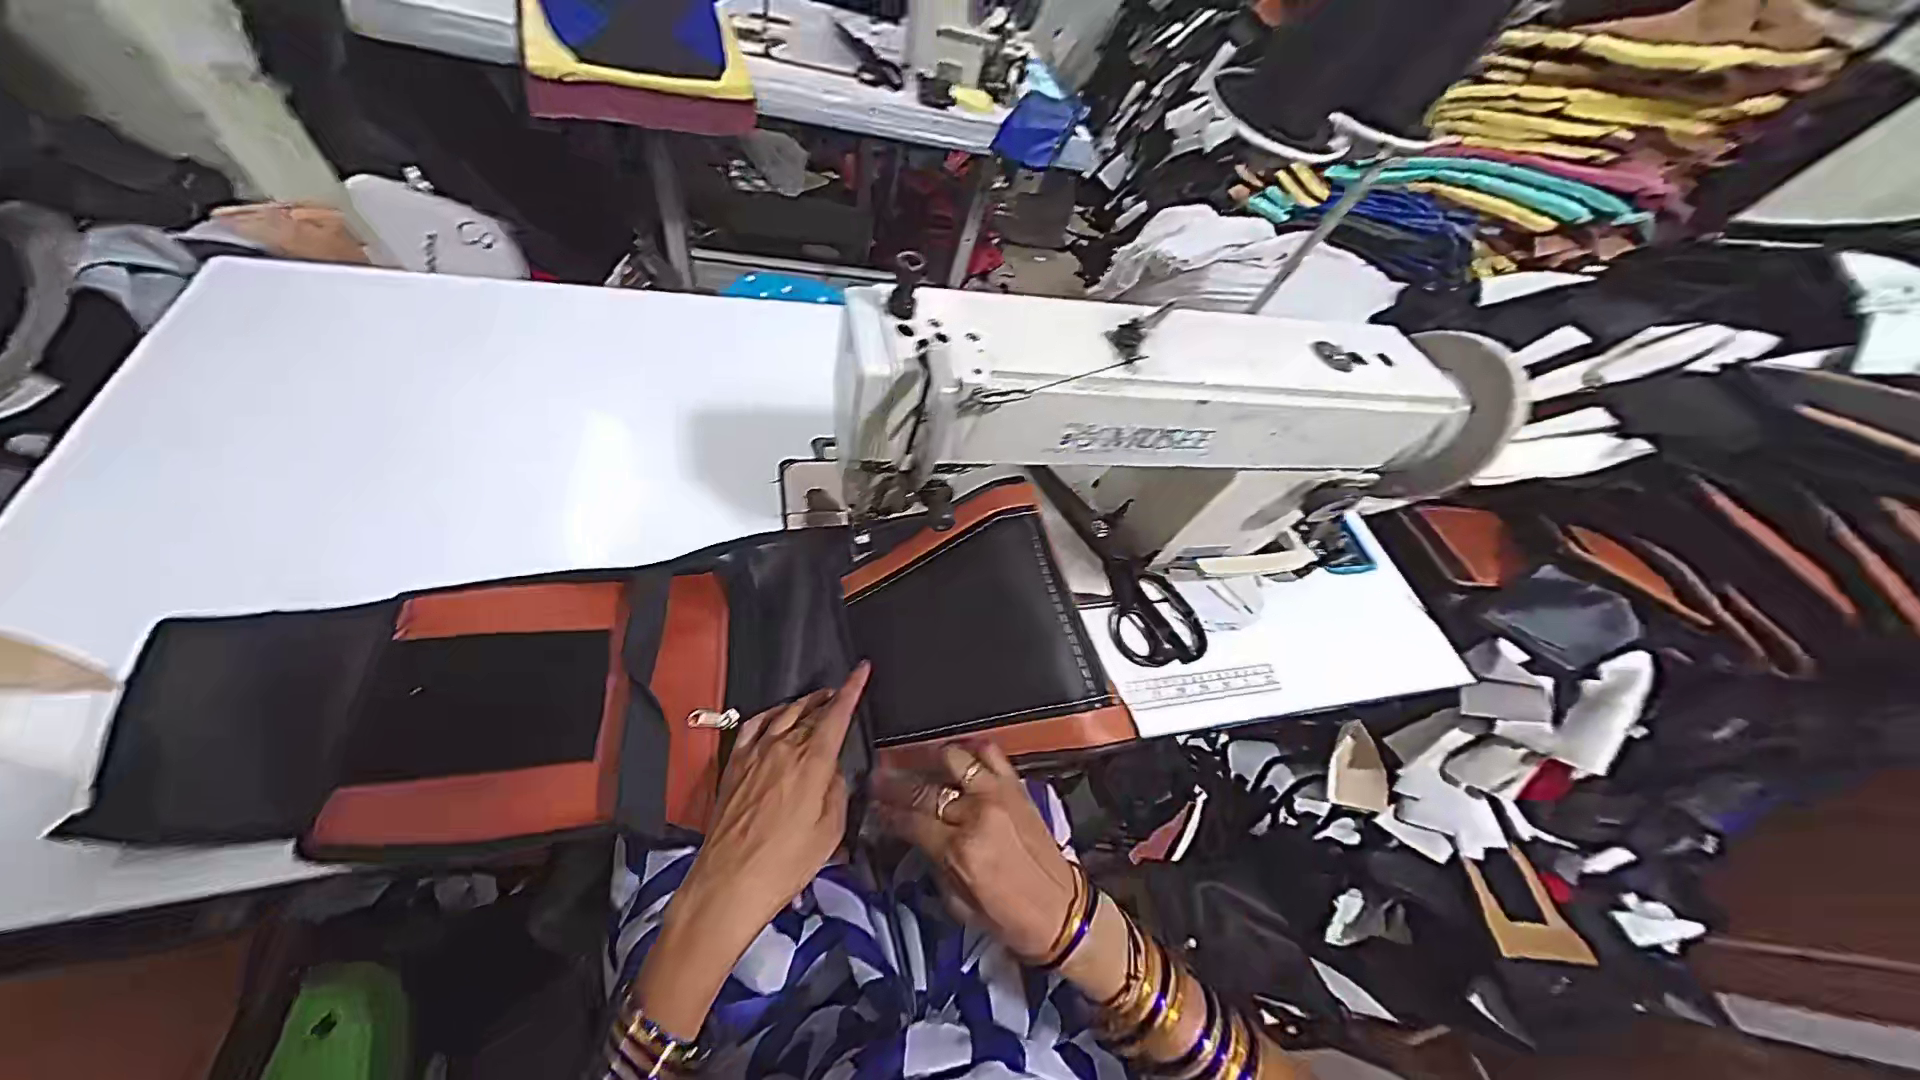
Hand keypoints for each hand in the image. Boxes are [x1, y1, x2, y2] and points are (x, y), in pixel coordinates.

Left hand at [682, 662, 870, 933]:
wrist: (728, 885)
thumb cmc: (780, 865)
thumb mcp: (830, 831)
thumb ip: (837, 791)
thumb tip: (833, 773)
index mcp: (812, 762)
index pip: (837, 713)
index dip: (853, 687)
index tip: (861, 670)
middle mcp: (782, 749)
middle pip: (812, 710)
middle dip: (831, 698)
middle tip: (843, 693)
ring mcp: (755, 755)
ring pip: (784, 713)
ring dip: (804, 703)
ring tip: (816, 701)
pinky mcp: (734, 766)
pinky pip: (753, 725)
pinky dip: (770, 714)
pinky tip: (775, 717)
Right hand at [874, 742, 1079, 962]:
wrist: (1062, 910)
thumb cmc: (1010, 917)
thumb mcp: (959, 904)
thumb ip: (934, 864)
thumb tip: (915, 837)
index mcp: (960, 850)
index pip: (910, 820)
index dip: (887, 813)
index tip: (874, 807)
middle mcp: (976, 814)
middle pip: (924, 789)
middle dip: (895, 784)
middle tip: (879, 778)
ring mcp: (998, 794)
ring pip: (953, 758)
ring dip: (928, 758)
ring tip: (914, 760)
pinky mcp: (1017, 786)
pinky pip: (989, 753)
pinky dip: (969, 750)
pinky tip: (957, 756)